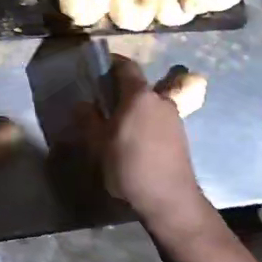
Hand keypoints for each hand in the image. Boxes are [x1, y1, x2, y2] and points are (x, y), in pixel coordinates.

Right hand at [76, 56, 208, 226]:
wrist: (168, 198)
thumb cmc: (128, 166)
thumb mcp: (99, 144)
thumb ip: (89, 119)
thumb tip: (82, 103)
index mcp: (139, 96)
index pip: (125, 67)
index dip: (111, 63)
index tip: (98, 66)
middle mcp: (160, 100)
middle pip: (138, 87)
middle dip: (120, 91)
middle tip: (101, 103)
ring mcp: (174, 118)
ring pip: (149, 105)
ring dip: (133, 109)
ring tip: (115, 126)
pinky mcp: (180, 135)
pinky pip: (157, 120)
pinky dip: (143, 123)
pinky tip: (133, 142)